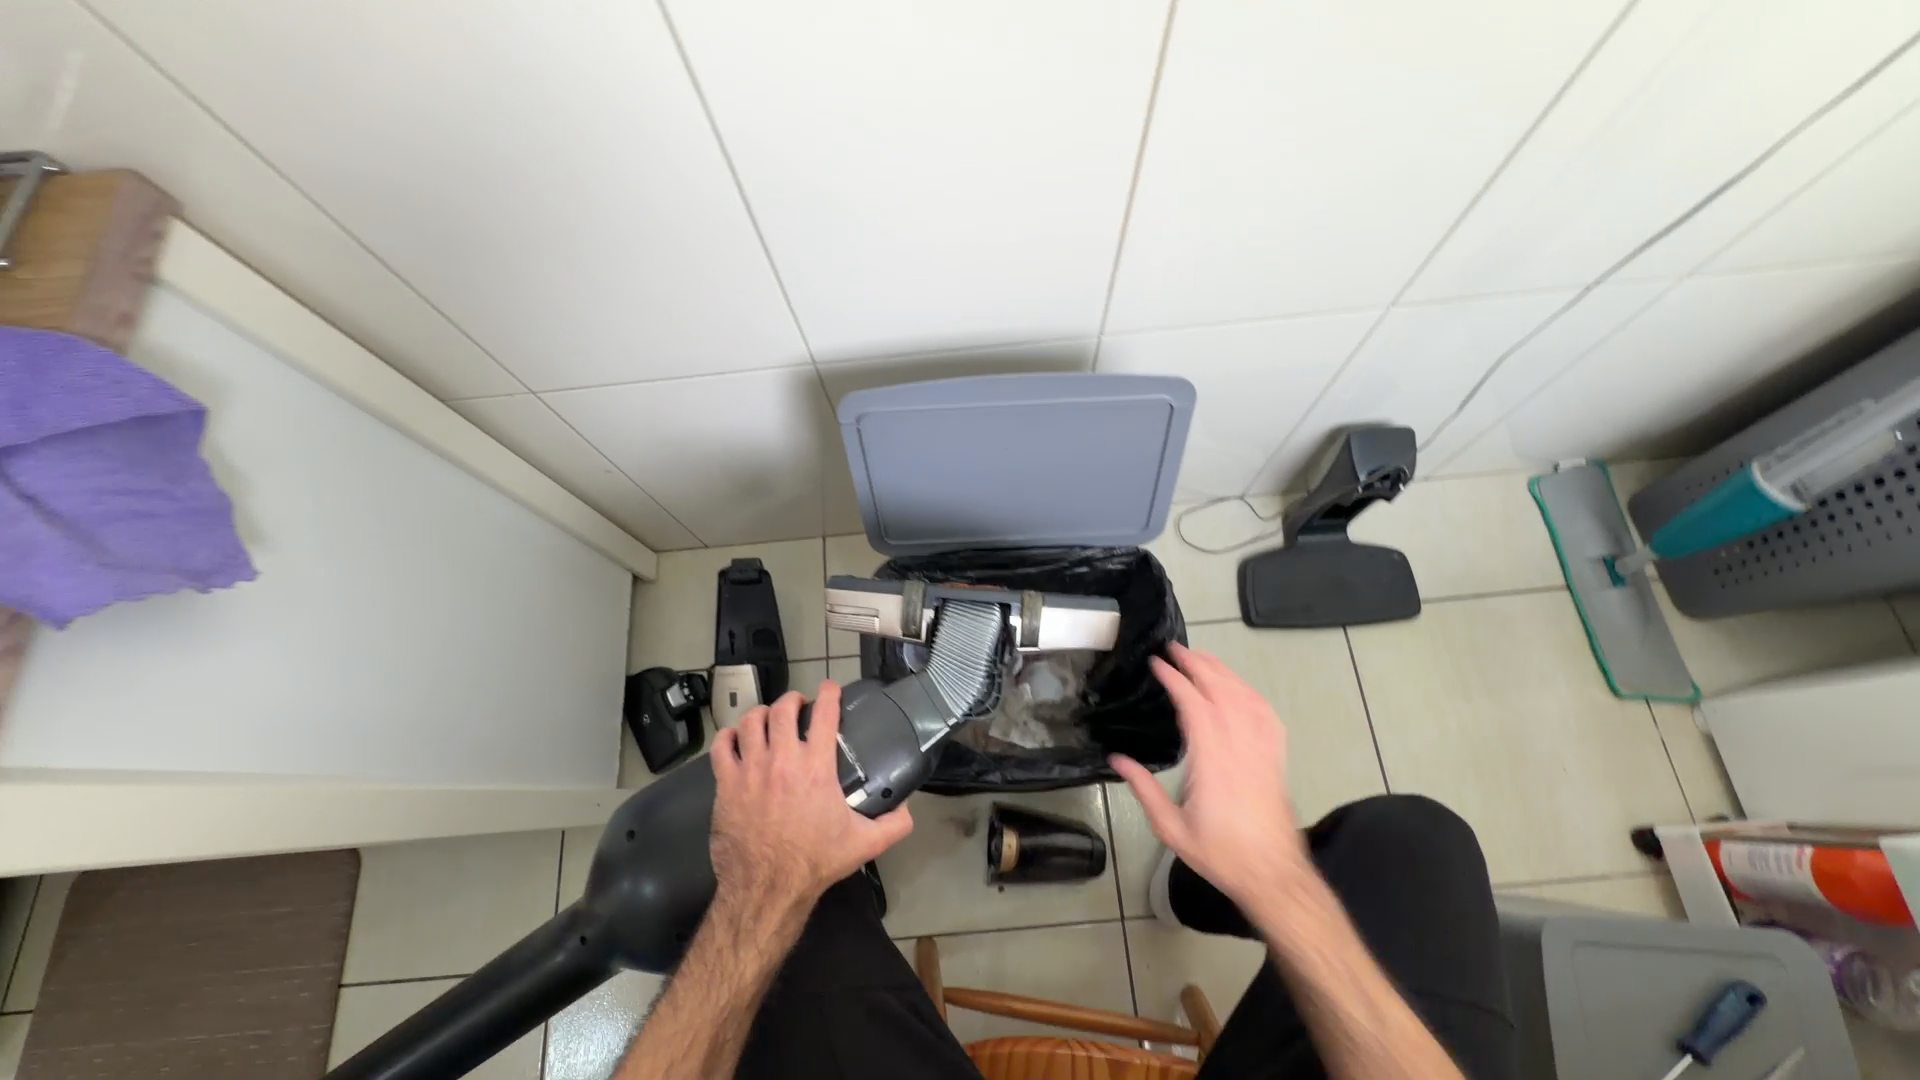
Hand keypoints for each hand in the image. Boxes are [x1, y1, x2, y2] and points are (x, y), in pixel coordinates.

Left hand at [709, 681, 913, 913]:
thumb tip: (909, 810)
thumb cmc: (815, 862)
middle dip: (793, 700)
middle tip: (798, 705)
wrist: (768, 887)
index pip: (825, 715)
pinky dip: (729, 736)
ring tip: (768, 718)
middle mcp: (782, 760)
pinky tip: (736, 738)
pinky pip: (722, 746)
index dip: (830, 694)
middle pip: (783, 709)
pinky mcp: (726, 784)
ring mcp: (750, 769)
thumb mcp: (864, 844)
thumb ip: (893, 825)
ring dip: (762, 714)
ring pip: (752, 721)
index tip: (830, 688)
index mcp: (816, 768)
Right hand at [1110, 643, 1308, 906]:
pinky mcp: (1276, 756)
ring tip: (1201, 658)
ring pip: (1245, 697)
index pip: (1195, 705)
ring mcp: (1263, 749)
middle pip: (1221, 691)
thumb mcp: (1172, 829)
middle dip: (1198, 664)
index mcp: (1212, 761)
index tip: (1157, 663)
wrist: (1273, 874)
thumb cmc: (1220, 853)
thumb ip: (1144, 790)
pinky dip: (1250, 692)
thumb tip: (1117, 759)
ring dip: (1223, 672)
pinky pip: (1266, 713)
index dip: (1176, 679)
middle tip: (1175, 648)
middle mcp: (1240, 747)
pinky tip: (1239, 686)